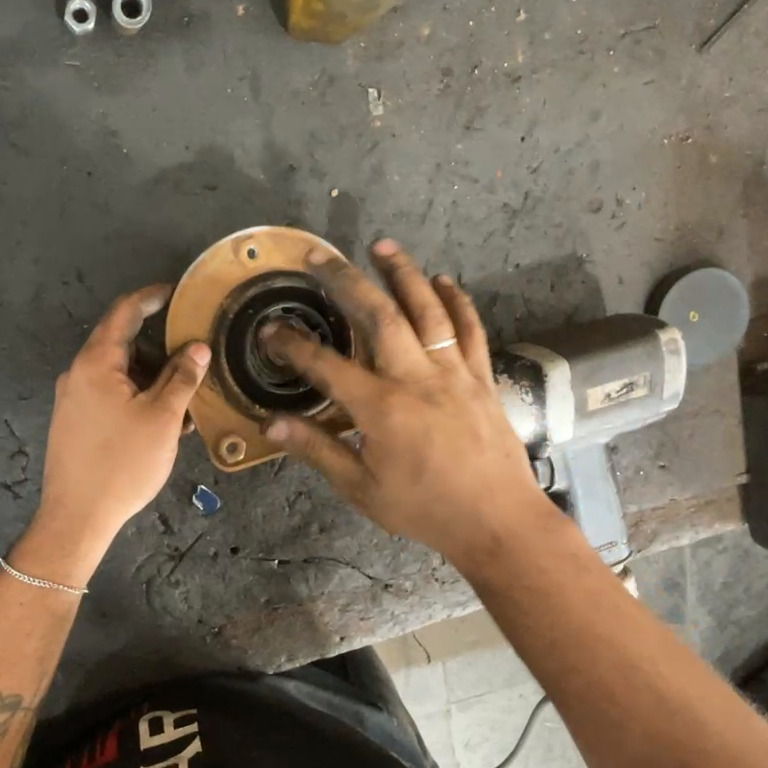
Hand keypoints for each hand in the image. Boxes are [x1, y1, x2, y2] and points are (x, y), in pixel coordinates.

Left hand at [16, 285, 208, 587]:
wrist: (77, 516)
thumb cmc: (121, 464)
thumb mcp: (162, 419)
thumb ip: (182, 377)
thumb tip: (197, 347)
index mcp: (96, 363)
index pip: (124, 312)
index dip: (152, 298)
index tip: (177, 292)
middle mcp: (78, 374)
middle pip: (123, 345)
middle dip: (160, 350)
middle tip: (194, 360)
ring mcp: (73, 400)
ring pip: (119, 375)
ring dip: (151, 380)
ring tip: (185, 400)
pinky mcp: (74, 424)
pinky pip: (110, 398)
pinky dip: (137, 399)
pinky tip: (162, 422)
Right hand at [262, 238, 563, 567]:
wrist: (497, 521)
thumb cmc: (424, 509)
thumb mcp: (361, 488)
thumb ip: (317, 449)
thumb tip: (271, 424)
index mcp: (380, 408)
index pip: (326, 365)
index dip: (294, 344)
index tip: (270, 329)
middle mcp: (416, 378)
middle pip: (379, 316)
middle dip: (347, 282)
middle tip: (322, 257)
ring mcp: (454, 373)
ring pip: (427, 309)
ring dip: (403, 273)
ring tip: (381, 245)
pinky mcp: (482, 377)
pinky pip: (470, 329)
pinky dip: (457, 300)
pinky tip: (444, 280)